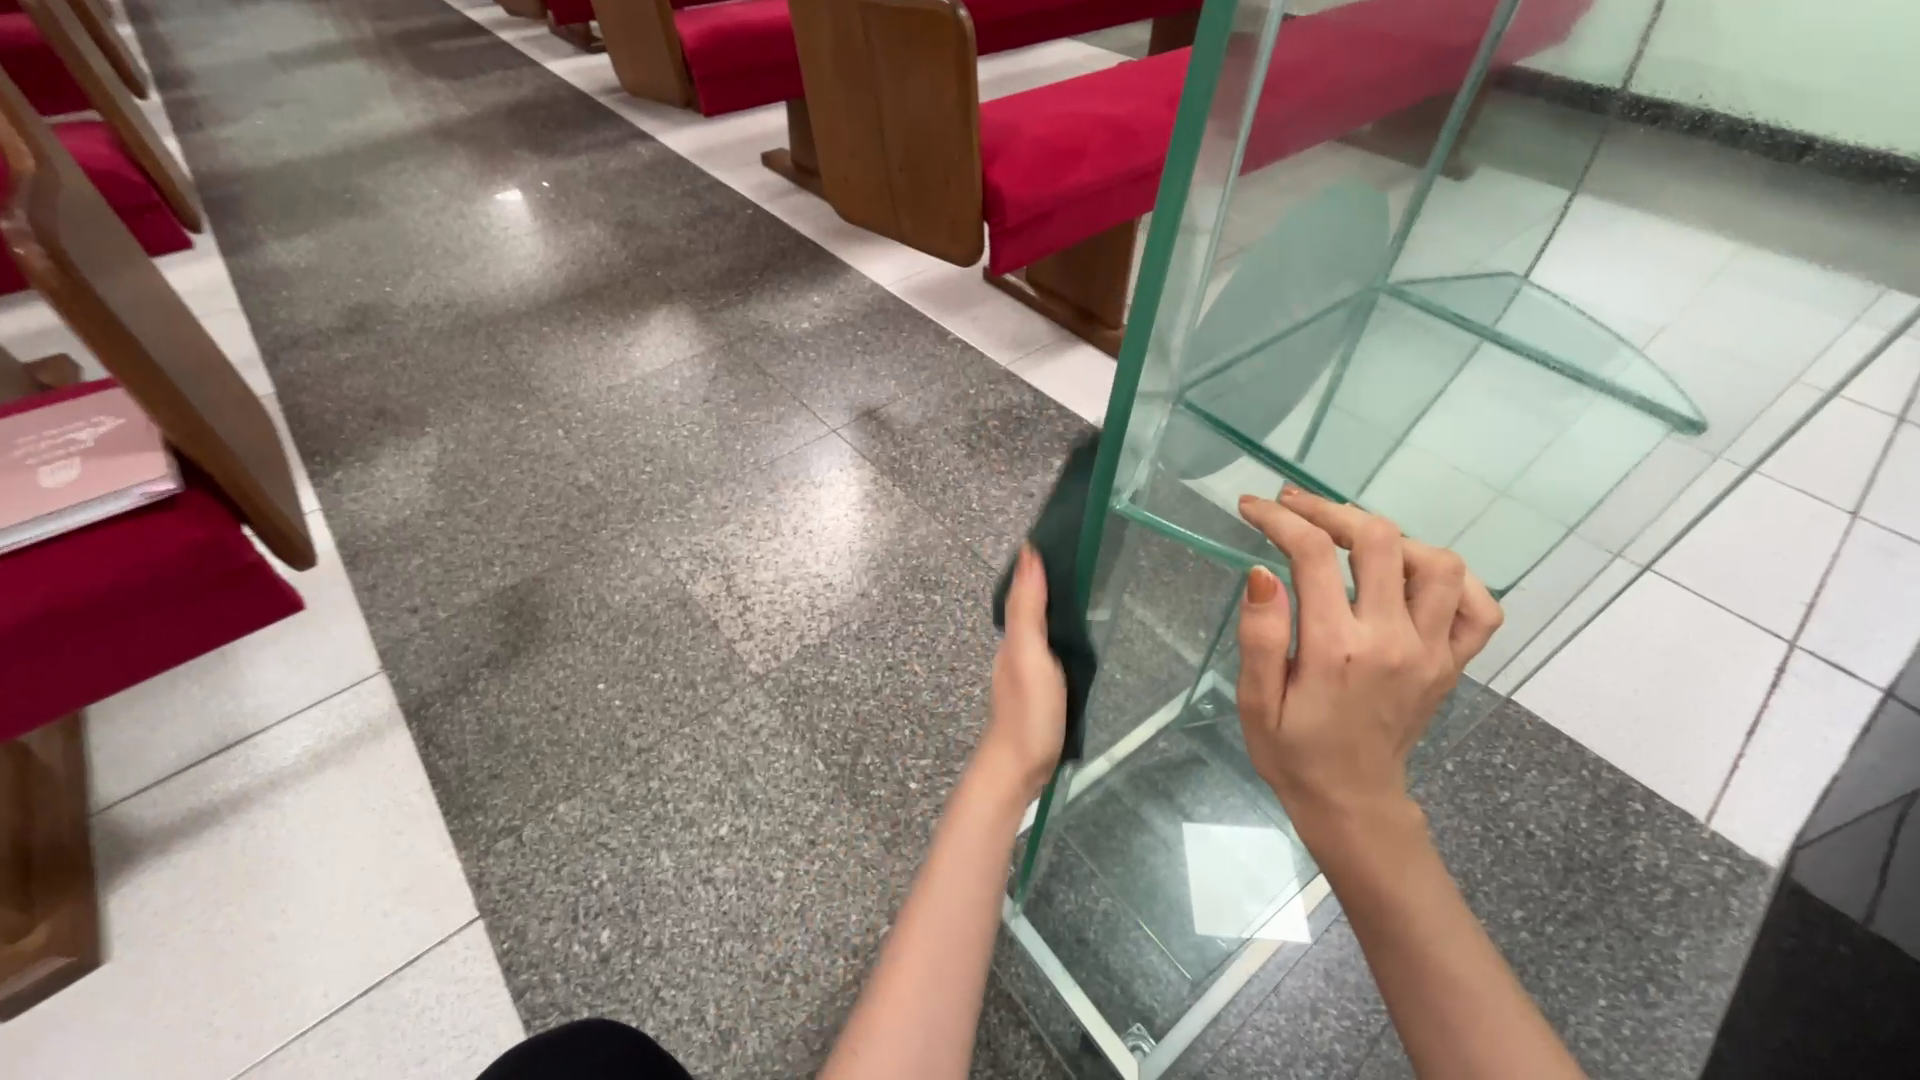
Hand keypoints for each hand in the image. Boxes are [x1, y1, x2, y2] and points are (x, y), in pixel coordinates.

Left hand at [979, 544, 1067, 801]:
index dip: (1038, 565)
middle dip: (1051, 583)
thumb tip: (1027, 554)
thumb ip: (1028, 608)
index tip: (1062, 537)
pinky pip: (1052, 654)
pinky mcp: (1042, 695)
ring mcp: (1028, 675)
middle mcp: (1017, 651)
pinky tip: (1081, 642)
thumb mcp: (1029, 653)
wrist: (1021, 769)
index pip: (1025, 589)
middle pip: (1033, 607)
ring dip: (1057, 610)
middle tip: (1085, 560)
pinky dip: (1064, 639)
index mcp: (1014, 638)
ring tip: (1089, 592)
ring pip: (1041, 631)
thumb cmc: (1028, 710)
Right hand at [1235, 487, 1501, 853]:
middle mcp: (1394, 640)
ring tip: (1351, 541)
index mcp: (1336, 648)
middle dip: (1332, 511)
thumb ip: (1260, 637)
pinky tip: (1413, 575)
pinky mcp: (1454, 663)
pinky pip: (1480, 607)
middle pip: (1380, 540)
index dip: (1279, 519)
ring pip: (1438, 563)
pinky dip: (1454, 579)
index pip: (1312, 555)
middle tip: (1296, 507)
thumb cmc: (1292, 751)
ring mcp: (1434, 651)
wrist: (1351, 800)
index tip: (1252, 507)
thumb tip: (1261, 572)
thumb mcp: (1254, 701)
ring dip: (1392, 538)